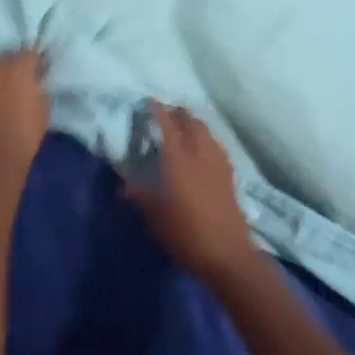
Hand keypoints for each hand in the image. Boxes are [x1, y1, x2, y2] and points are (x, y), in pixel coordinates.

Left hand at [0, 49, 49, 188]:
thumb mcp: (43, 110)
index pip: (28, 53)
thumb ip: (38, 89)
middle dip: (11, 67)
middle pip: (3, 58)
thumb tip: (34, 82)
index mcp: (18, 70)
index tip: (38, 73)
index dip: (34, 63)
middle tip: (18, 84)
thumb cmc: (24, 138)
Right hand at [125, 101, 259, 282]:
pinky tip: (204, 147)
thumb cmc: (186, 234)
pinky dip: (207, 138)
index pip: (168, 127)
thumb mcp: (156, 218)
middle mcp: (200, 155)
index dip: (159, 111)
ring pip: (207, 132)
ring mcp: (218, 164)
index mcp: (179, 161)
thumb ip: (140, 197)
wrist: (227, 253)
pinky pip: (217, 146)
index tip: (151, 100)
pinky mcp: (230, 176)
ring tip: (185, 124)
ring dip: (195, 123)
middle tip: (167, 111)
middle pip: (191, 123)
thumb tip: (123, 185)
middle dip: (179, 113)